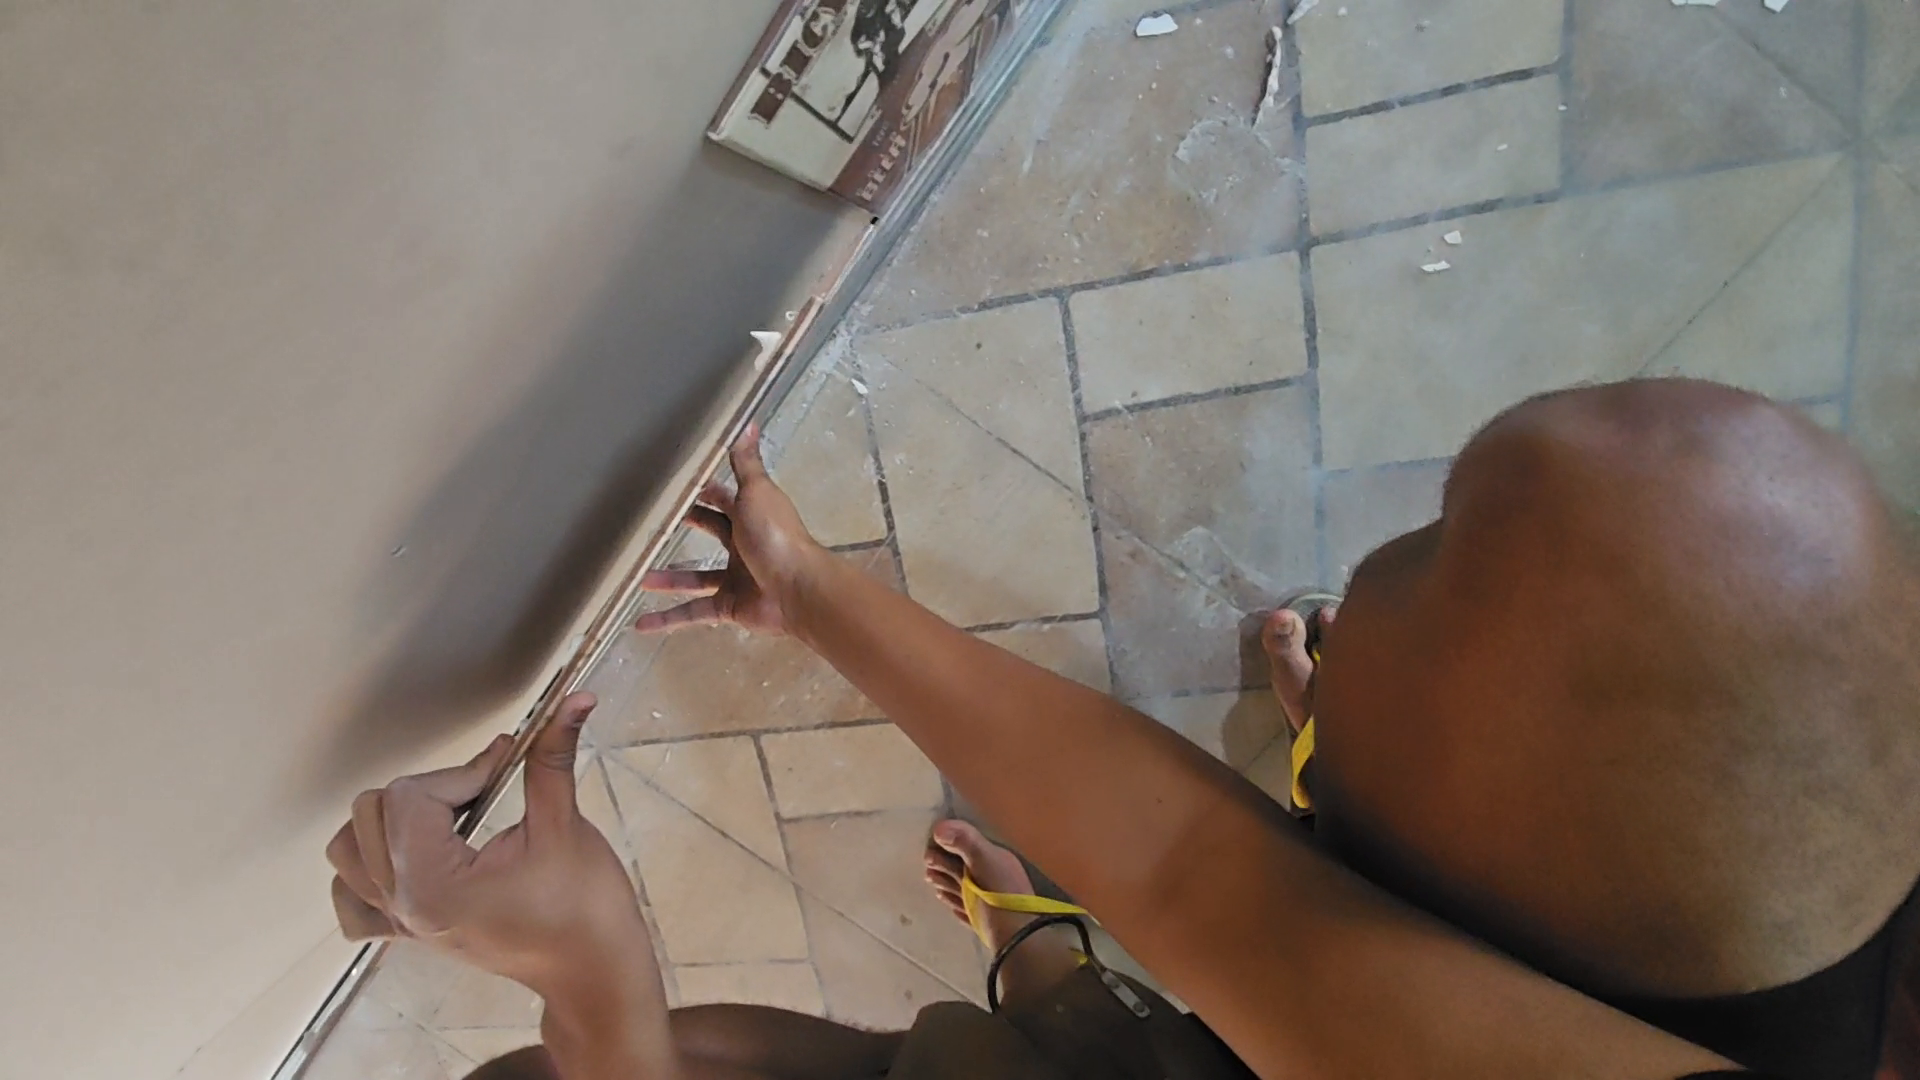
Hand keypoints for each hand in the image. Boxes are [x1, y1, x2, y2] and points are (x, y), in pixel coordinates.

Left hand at [325, 693, 649, 1001]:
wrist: (590, 963)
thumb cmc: (583, 901)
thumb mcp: (566, 823)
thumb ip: (554, 758)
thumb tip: (576, 699)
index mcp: (431, 885)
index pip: (410, 796)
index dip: (467, 768)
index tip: (512, 759)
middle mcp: (400, 907)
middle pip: (373, 812)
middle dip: (437, 786)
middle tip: (493, 784)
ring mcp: (396, 924)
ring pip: (349, 848)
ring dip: (399, 817)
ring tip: (459, 812)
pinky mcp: (404, 933)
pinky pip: (352, 894)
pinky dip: (373, 864)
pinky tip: (421, 852)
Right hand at [635, 425, 828, 636]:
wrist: (798, 588)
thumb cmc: (776, 536)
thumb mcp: (757, 492)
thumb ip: (746, 462)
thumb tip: (748, 420)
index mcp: (752, 515)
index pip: (722, 499)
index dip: (701, 491)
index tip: (672, 484)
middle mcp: (745, 545)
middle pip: (711, 532)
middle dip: (686, 526)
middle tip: (650, 523)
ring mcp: (738, 578)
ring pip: (697, 577)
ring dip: (668, 578)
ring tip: (636, 577)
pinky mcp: (730, 607)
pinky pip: (694, 613)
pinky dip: (669, 620)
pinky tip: (640, 625)